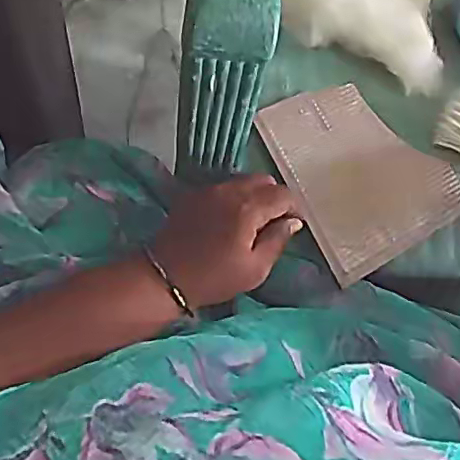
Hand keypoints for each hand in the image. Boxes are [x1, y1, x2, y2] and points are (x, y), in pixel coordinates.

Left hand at [149, 175, 301, 307]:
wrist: (164, 277)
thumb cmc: (213, 278)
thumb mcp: (255, 269)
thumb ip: (277, 241)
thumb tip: (292, 222)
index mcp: (248, 208)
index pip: (283, 194)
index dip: (294, 208)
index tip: (294, 224)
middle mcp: (230, 190)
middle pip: (264, 181)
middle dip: (275, 198)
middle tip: (274, 223)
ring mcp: (210, 189)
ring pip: (243, 180)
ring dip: (254, 195)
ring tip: (252, 221)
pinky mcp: (194, 193)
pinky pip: (224, 186)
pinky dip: (235, 196)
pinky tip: (230, 219)